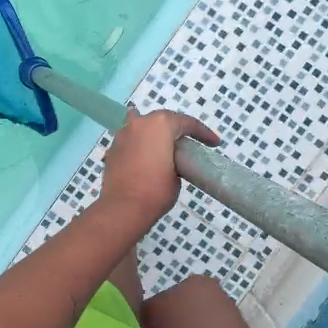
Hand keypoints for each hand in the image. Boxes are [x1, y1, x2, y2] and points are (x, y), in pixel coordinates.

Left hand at [96, 108, 219, 230]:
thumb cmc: (157, 190)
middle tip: (190, 142)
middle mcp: (140, 123)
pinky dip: (140, 145)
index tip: (214, 143)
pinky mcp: (113, 148)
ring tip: (164, 145)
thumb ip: (175, 159)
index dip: (203, 133)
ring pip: (143, 127)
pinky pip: (131, 141)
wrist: (124, 207)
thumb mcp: (178, 174)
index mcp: (160, 124)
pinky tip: (145, 155)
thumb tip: (168, 160)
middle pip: (162, 121)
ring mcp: (123, 134)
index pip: (187, 123)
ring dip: (154, 134)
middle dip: (177, 129)